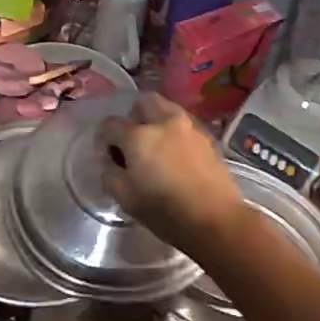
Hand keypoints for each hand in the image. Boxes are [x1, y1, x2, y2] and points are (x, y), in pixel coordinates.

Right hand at [100, 93, 242, 255]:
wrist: (215, 217)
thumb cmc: (165, 211)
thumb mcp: (125, 197)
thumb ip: (110, 171)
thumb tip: (110, 158)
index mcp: (140, 136)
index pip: (111, 124)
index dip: (104, 138)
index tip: (108, 154)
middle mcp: (166, 122)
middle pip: (144, 103)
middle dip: (133, 117)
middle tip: (131, 142)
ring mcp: (190, 126)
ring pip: (167, 109)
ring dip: (156, 120)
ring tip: (154, 146)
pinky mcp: (207, 136)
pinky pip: (184, 123)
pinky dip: (174, 130)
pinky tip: (174, 153)